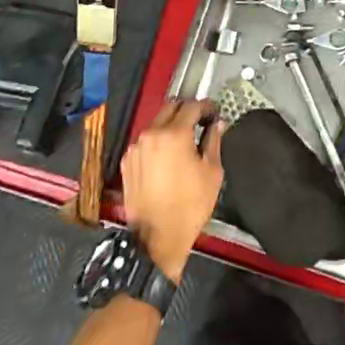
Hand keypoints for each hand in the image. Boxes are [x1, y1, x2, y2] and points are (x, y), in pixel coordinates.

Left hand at [120, 99, 224, 282]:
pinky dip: (157, 144)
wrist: (158, 238)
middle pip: (170, 108)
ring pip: (156, 125)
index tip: (214, 112)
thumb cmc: (190, 205)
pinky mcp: (127, 162)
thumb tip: (217, 124)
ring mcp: (136, 148)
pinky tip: (167, 160)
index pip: (191, 106)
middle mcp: (151, 134)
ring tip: (184, 143)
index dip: (206, 106)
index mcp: (174, 133)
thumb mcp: (212, 173)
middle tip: (200, 122)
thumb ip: (214, 141)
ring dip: (170, 127)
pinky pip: (145, 143)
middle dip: (186, 111)